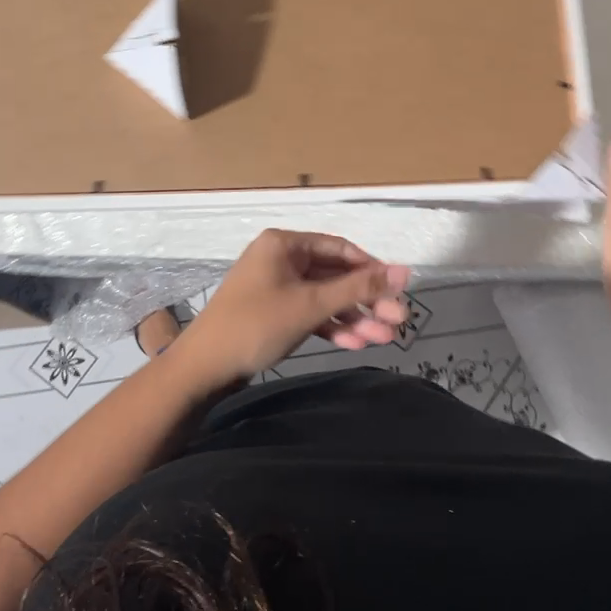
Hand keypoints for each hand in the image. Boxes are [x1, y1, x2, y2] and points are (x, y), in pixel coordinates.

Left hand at [168, 229, 410, 387]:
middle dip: (366, 299)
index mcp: (284, 244)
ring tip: (384, 339)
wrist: (206, 366)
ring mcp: (276, 286)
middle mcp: (280, 259)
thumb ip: (358, 288)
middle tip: (399, 322)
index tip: (399, 291)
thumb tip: (405, 271)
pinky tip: (356, 344)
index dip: (372, 269)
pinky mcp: (273, 312)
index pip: (340, 248)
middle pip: (334, 275)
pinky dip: (331, 326)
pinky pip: (310, 313)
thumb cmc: (257, 325)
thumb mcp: (310, 305)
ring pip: (325, 297)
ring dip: (354, 317)